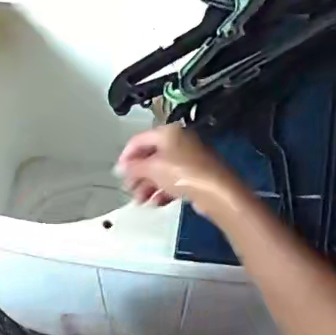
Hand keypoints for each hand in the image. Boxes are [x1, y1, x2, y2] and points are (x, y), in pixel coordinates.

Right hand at [115, 124, 251, 219]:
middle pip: (151, 157)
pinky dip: (162, 190)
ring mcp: (189, 158)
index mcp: (168, 132)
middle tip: (129, 187)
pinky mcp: (196, 175)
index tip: (119, 170)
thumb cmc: (186, 173)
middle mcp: (180, 142)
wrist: (216, 192)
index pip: (139, 140)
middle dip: (138, 175)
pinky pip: (173, 181)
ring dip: (148, 186)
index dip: (126, 156)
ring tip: (140, 200)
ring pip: (161, 171)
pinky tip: (156, 202)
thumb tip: (121, 168)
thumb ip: (133, 167)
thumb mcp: (151, 168)